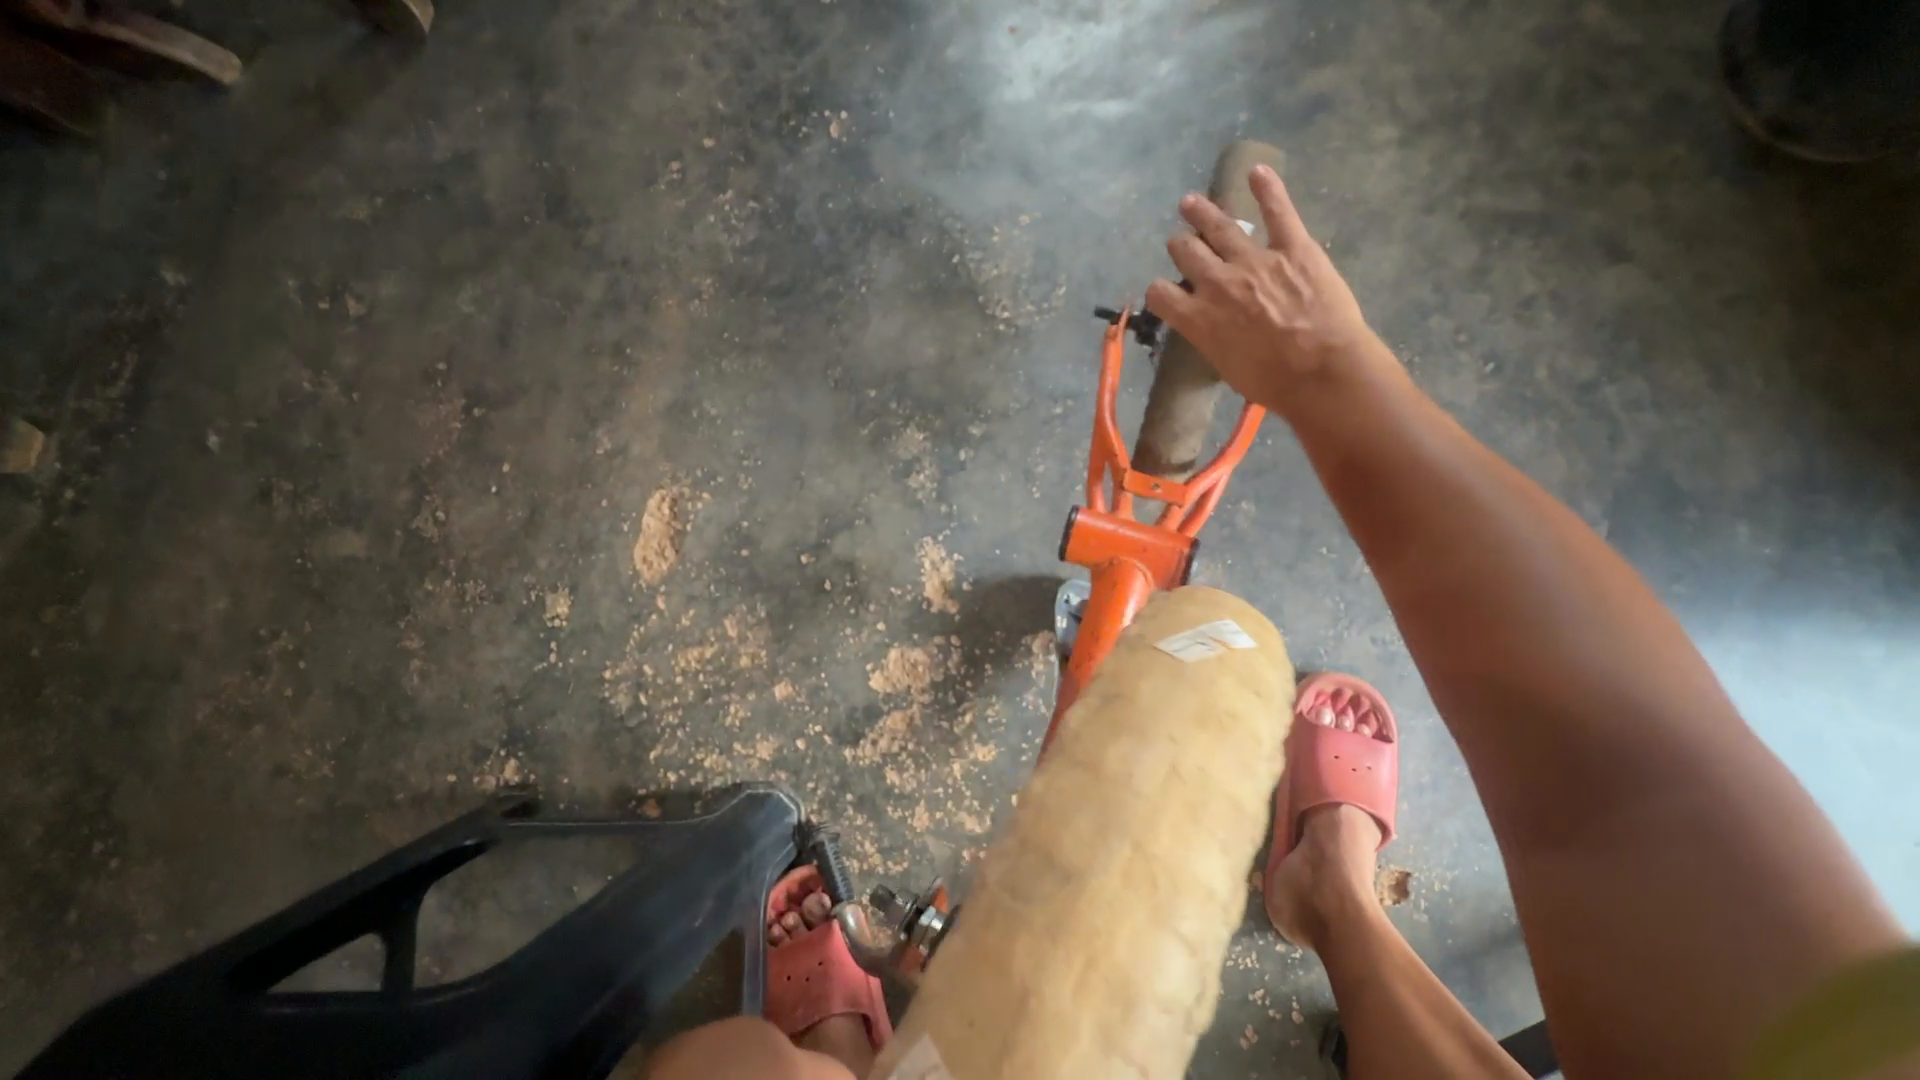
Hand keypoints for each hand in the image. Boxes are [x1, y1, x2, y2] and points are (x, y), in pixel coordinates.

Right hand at [1146, 165, 1377, 412]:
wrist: (1321, 372)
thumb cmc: (1273, 383)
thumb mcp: (1226, 368)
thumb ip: (1211, 339)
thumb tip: (1210, 328)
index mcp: (1198, 318)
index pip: (1160, 294)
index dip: (1159, 290)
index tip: (1164, 291)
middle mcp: (1217, 283)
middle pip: (1186, 251)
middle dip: (1180, 246)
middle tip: (1182, 243)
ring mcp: (1255, 261)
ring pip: (1219, 226)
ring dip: (1201, 212)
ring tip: (1190, 202)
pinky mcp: (1293, 247)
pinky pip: (1277, 210)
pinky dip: (1268, 188)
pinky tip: (1258, 171)